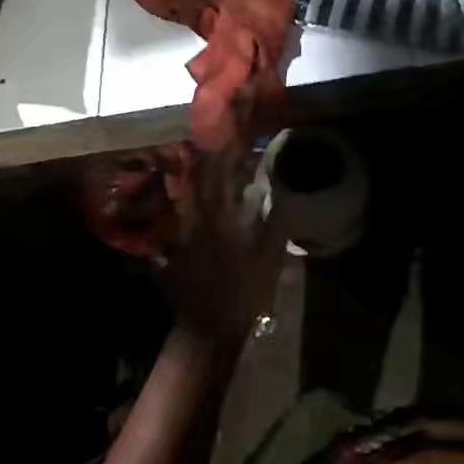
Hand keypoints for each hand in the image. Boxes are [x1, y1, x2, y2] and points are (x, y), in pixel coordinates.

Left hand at [162, 143, 285, 355]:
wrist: (208, 327)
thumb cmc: (244, 292)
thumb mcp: (270, 258)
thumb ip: (277, 223)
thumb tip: (283, 193)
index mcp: (221, 216)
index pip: (221, 172)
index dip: (228, 151)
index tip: (238, 137)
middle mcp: (198, 216)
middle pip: (200, 177)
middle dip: (211, 156)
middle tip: (225, 144)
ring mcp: (185, 231)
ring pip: (190, 192)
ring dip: (202, 174)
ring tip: (215, 163)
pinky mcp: (179, 246)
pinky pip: (186, 211)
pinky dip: (195, 197)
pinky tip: (202, 198)